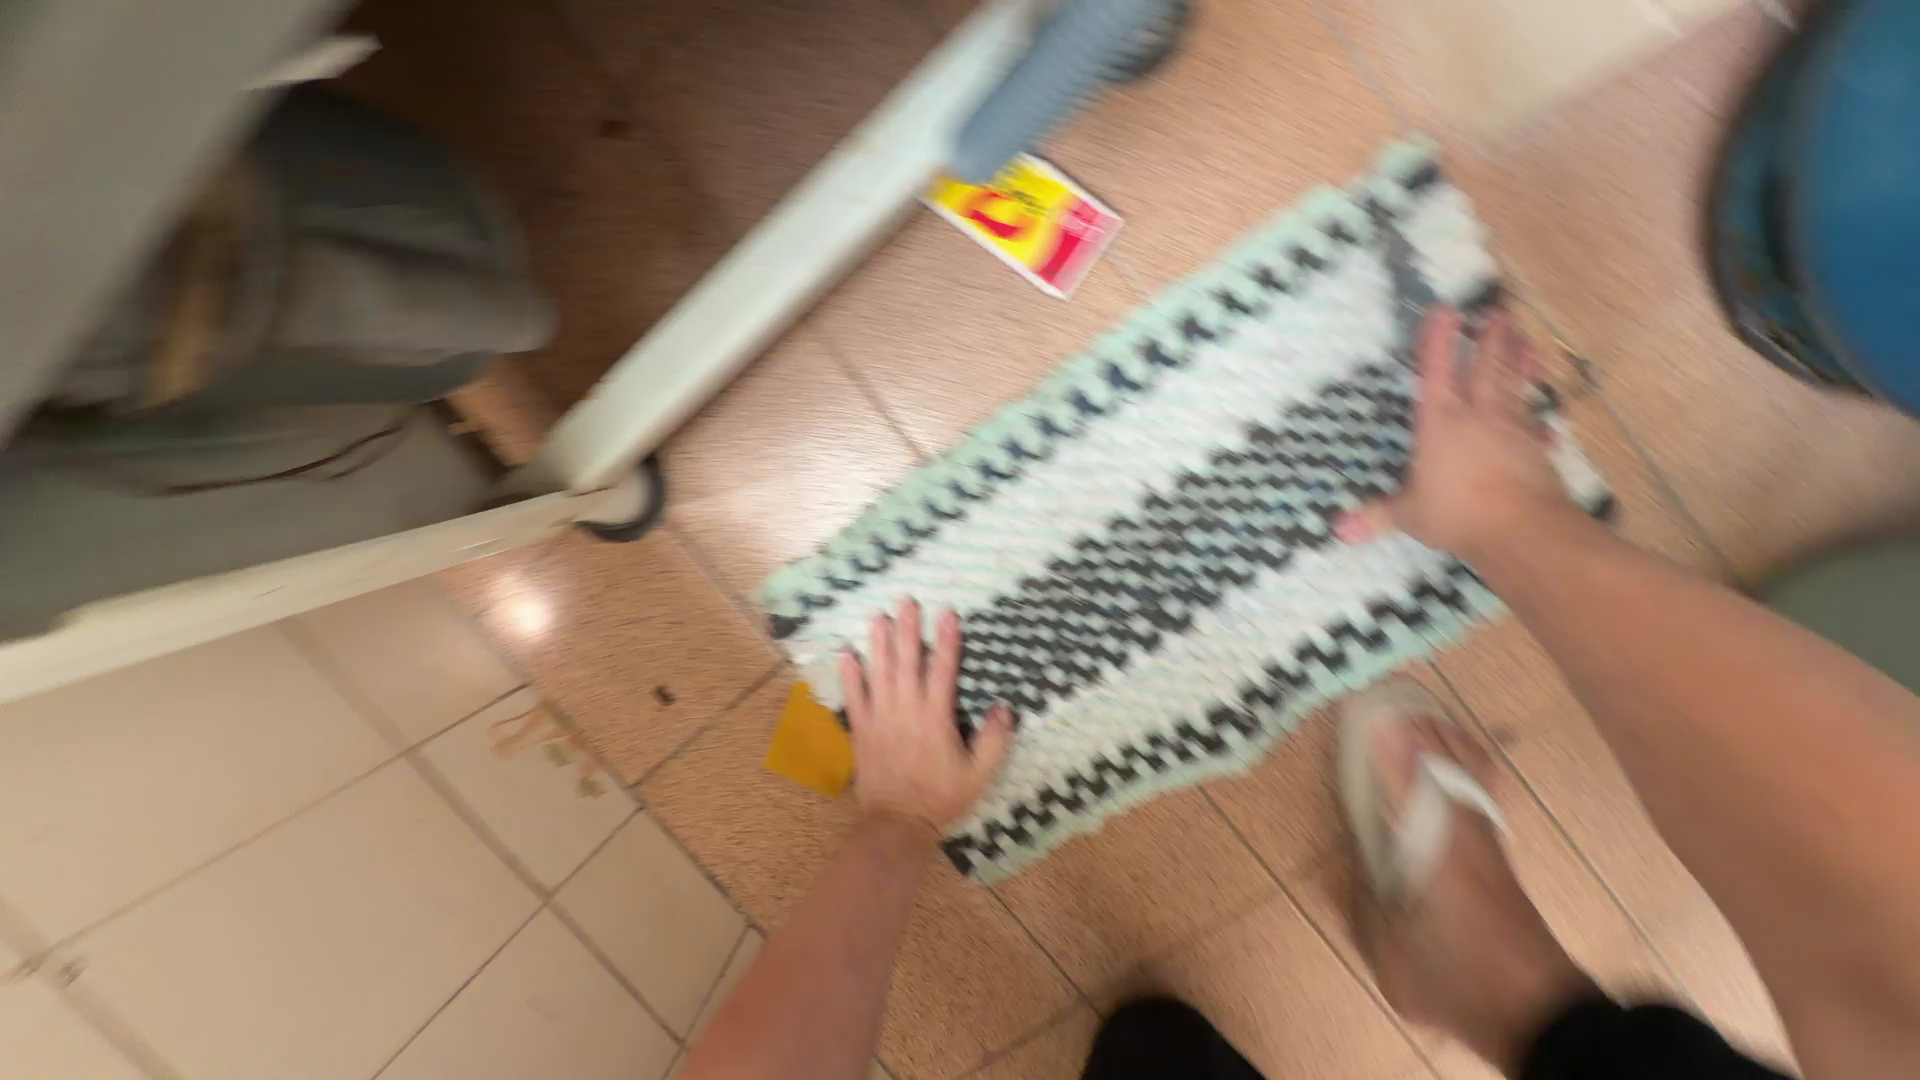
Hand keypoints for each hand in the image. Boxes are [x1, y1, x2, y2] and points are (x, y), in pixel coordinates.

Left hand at [838, 599, 1014, 838]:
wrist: (897, 824)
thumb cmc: (942, 798)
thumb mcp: (979, 774)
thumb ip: (994, 740)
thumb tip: (1003, 707)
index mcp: (936, 717)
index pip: (943, 669)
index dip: (947, 639)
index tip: (948, 612)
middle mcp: (906, 710)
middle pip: (907, 661)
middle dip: (907, 629)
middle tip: (906, 601)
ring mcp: (880, 718)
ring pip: (879, 672)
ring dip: (879, 643)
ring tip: (877, 616)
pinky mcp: (861, 730)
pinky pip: (853, 697)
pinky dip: (849, 675)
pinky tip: (845, 654)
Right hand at [1337, 308, 1575, 560]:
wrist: (1523, 529)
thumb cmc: (1457, 513)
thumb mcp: (1408, 515)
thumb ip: (1378, 516)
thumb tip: (1340, 530)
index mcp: (1441, 424)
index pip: (1437, 373)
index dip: (1438, 341)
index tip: (1444, 310)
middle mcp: (1479, 417)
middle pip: (1487, 368)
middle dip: (1491, 340)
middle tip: (1499, 313)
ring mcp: (1513, 430)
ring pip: (1516, 386)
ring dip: (1520, 361)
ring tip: (1526, 339)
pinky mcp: (1537, 450)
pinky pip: (1536, 425)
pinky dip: (1537, 416)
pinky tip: (1543, 417)